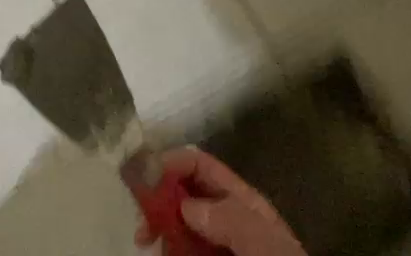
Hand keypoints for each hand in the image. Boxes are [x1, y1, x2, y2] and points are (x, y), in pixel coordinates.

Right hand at [133, 147, 305, 254]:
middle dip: (157, 203)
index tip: (142, 180)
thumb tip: (186, 206)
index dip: (170, 163)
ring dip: (158, 230)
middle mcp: (227, 221)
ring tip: (147, 245)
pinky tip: (157, 254)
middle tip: (142, 228)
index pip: (200, 166)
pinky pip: (179, 250)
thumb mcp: (268, 246)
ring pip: (176, 227)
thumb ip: (234, 219)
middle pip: (182, 195)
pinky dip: (165, 250)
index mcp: (244, 205)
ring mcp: (215, 248)